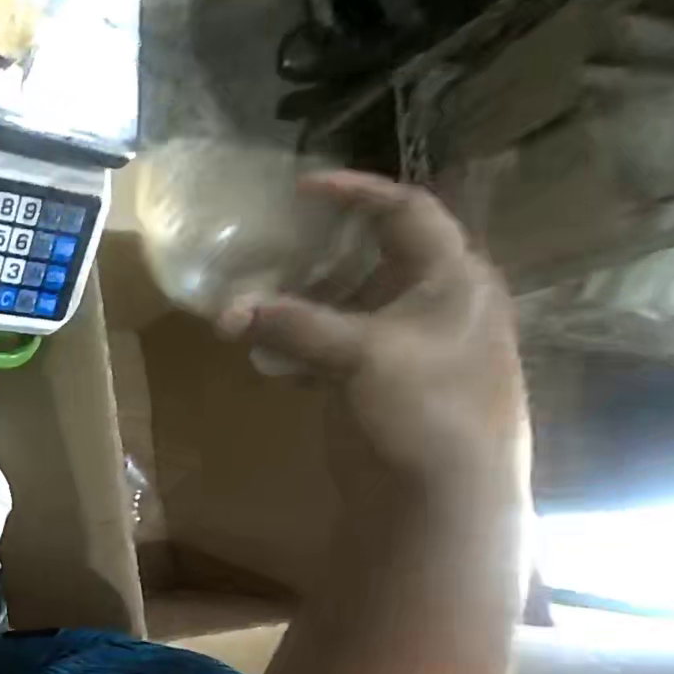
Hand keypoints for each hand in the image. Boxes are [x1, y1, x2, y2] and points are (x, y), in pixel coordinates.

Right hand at [216, 171, 527, 505]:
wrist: (440, 485)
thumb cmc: (425, 406)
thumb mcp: (362, 355)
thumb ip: (292, 326)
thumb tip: (224, 311)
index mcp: (449, 279)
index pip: (406, 213)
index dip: (357, 193)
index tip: (300, 187)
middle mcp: (427, 301)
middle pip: (368, 255)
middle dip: (316, 248)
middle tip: (265, 242)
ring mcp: (398, 342)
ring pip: (340, 301)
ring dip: (294, 298)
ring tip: (249, 293)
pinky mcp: (370, 376)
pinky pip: (323, 342)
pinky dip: (290, 340)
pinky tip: (261, 348)